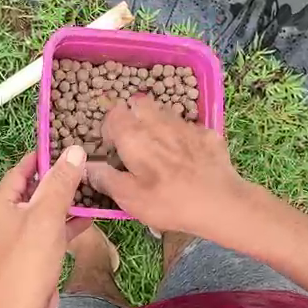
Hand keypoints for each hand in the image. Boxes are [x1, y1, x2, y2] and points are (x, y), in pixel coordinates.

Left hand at [0, 147, 88, 307]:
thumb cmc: (30, 260)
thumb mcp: (47, 215)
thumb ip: (61, 182)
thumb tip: (75, 151)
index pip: (20, 170)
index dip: (42, 156)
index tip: (66, 144)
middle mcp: (3, 218)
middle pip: (33, 189)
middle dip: (59, 178)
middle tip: (85, 164)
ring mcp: (17, 237)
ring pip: (44, 210)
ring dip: (66, 200)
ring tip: (92, 186)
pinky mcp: (32, 253)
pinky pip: (50, 229)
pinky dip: (67, 222)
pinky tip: (91, 215)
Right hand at [88, 97, 258, 236]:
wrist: (219, 203)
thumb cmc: (167, 201)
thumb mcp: (128, 197)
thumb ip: (105, 178)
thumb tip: (87, 167)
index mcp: (134, 135)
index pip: (113, 114)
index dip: (109, 128)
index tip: (112, 148)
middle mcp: (158, 122)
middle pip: (140, 104)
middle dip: (133, 117)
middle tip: (134, 143)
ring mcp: (186, 125)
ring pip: (165, 113)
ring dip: (158, 125)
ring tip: (160, 149)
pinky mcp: (208, 134)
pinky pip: (189, 128)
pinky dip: (183, 137)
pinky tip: (188, 157)